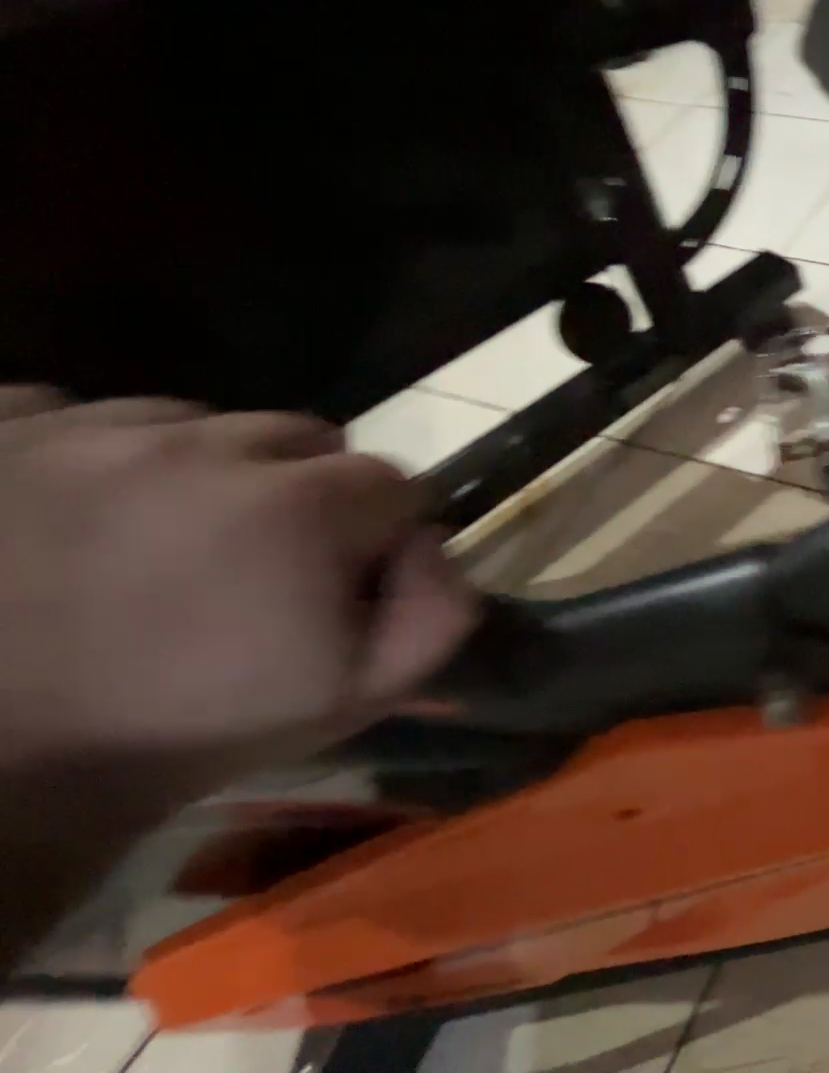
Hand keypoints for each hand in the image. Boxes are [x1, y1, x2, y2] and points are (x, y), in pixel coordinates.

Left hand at [0, 387, 476, 807]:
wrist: (4, 763)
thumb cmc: (198, 725)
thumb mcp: (364, 693)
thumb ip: (440, 610)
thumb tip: (430, 543)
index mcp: (297, 503)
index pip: (390, 480)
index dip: (381, 531)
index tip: (344, 577)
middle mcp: (194, 444)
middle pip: (297, 437)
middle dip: (302, 490)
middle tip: (261, 559)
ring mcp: (80, 430)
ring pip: (191, 422)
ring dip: (200, 470)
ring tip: (164, 541)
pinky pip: (73, 410)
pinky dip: (92, 454)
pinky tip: (81, 517)